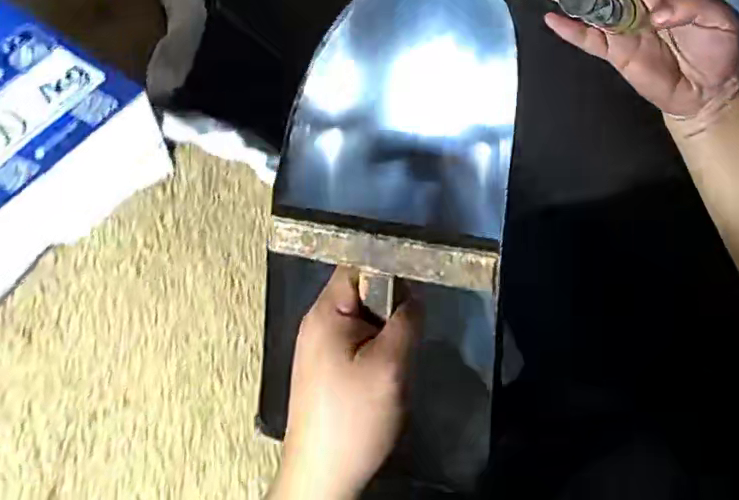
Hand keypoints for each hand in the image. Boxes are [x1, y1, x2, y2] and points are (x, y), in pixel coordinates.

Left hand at [272, 267, 420, 499]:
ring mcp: (320, 346)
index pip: (361, 262)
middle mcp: (318, 321)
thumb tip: (415, 295)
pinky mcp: (328, 368)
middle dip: (393, 300)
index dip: (392, 264)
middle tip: (413, 322)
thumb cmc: (353, 420)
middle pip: (365, 287)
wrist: (321, 484)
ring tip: (404, 348)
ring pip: (366, 315)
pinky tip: (390, 366)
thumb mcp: (391, 364)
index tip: (420, 277)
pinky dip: (379, 345)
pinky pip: (360, 338)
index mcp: (325, 312)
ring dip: (388, 326)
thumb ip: (407, 318)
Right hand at [524, 0, 738, 123]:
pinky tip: (550, 18)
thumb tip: (656, 11)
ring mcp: (619, 28)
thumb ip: (690, 7)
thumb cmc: (717, 48)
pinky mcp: (614, 53)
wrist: (710, 90)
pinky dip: (570, 30)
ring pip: (582, 3)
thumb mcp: (719, 19)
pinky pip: (588, 39)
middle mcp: (631, 2)